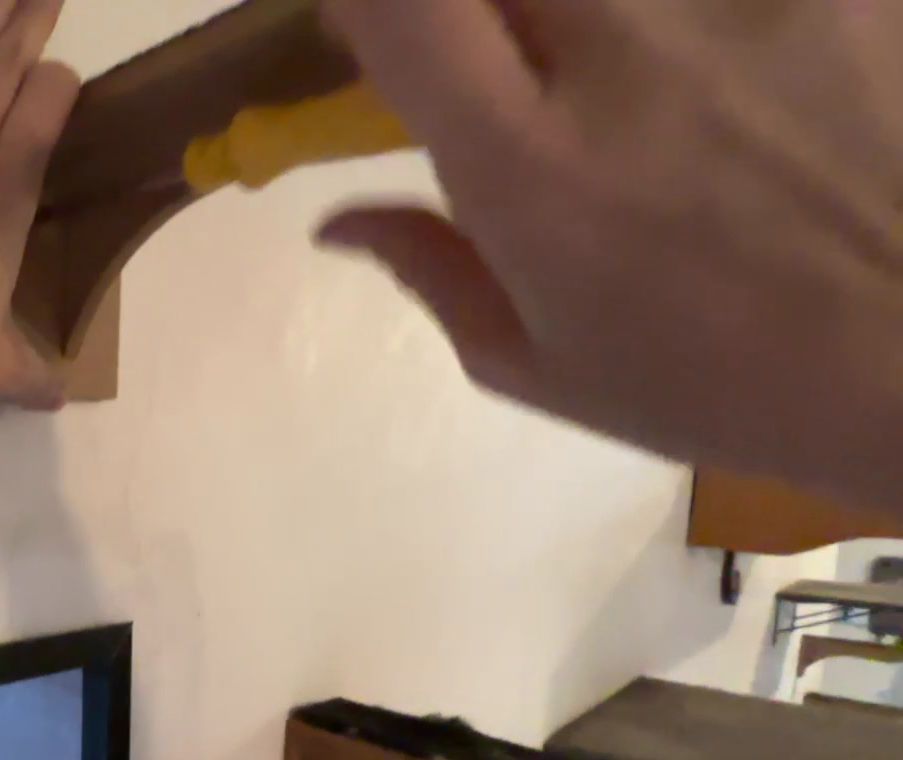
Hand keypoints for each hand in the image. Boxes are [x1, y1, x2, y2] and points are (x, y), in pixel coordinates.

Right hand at [319, 0, 902, 505]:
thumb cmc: (709, 381)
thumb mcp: (525, 360)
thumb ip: (425, 268)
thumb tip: (336, 223)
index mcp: (531, 167)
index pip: (410, 13)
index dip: (363, 5)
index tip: (356, 34)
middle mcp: (634, 54)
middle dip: (460, 9)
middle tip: (468, 54)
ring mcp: (763, 0)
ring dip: (559, 27)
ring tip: (595, 90)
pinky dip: (669, 35)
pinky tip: (689, 85)